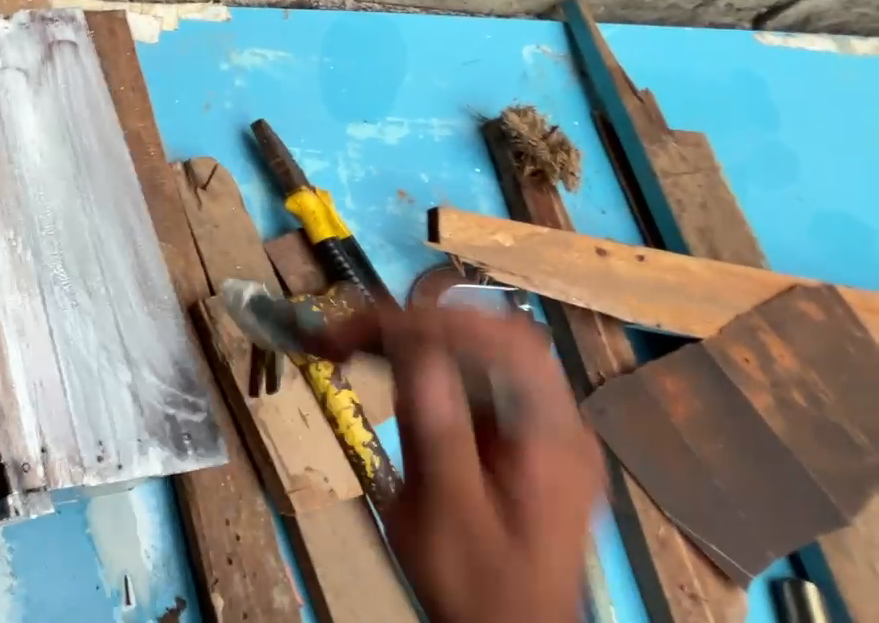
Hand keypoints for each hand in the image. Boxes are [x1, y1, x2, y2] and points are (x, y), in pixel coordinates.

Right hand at [316, 305, 603, 622]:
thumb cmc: (476, 585)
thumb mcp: (447, 516)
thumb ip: (437, 433)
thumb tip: (412, 351)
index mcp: (550, 440)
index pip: (500, 344)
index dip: (427, 322)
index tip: (359, 330)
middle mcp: (556, 421)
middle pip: (494, 334)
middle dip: (416, 319)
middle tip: (348, 331)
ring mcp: (541, 426)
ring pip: (484, 345)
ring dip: (416, 331)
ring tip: (354, 339)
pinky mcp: (518, 434)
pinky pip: (476, 371)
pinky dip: (426, 354)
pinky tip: (388, 360)